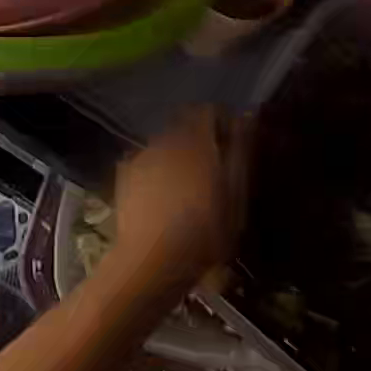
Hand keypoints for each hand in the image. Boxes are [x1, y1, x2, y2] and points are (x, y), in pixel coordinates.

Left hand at [110, 107, 243, 284]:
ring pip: (164, 142)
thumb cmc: (204, 232)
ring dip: (177, 153)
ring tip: (187, 185)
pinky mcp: (124, 174)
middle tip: (212, 166)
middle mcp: (165, 139)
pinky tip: (162, 195)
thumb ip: (241, 152)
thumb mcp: (235, 196)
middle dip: (199, 137)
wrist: (152, 260)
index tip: (231, 142)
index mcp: (196, 140)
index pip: (209, 110)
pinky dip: (157, 169)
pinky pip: (147, 161)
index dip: (222, 122)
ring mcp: (142, 155)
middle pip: (184, 123)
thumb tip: (246, 118)